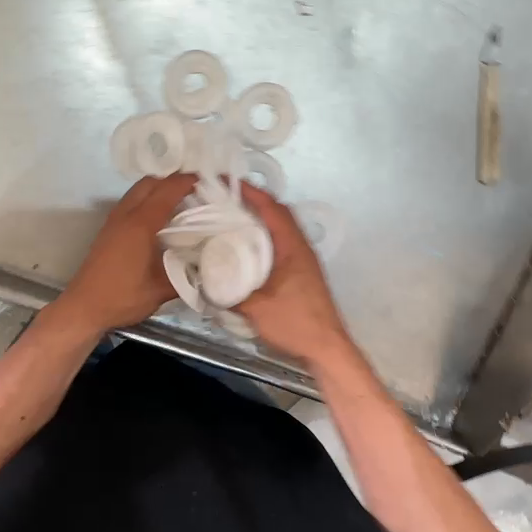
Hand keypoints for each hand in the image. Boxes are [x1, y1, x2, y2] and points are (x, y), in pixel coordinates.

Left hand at [51, 173, 198, 337]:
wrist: (84, 308)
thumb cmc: (122, 297)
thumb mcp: (161, 290)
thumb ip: (188, 275)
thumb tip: (213, 266)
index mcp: (140, 224)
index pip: (169, 190)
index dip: (191, 181)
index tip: (213, 182)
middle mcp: (125, 215)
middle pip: (151, 182)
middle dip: (175, 181)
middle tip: (200, 191)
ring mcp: (114, 221)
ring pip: (139, 191)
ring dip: (160, 190)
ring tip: (184, 203)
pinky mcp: (109, 230)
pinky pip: (132, 203)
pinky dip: (149, 201)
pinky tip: (162, 220)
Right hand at [236, 186, 353, 367]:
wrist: (326, 349)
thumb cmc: (295, 324)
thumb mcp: (256, 309)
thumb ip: (230, 294)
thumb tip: (205, 284)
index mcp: (292, 248)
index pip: (272, 209)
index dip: (251, 192)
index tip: (227, 182)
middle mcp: (301, 248)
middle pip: (279, 214)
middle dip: (254, 202)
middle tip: (226, 201)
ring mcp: (305, 262)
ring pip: (282, 230)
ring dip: (260, 221)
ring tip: (233, 221)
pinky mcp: (304, 275)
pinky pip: (282, 245)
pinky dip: (265, 239)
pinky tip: (248, 251)